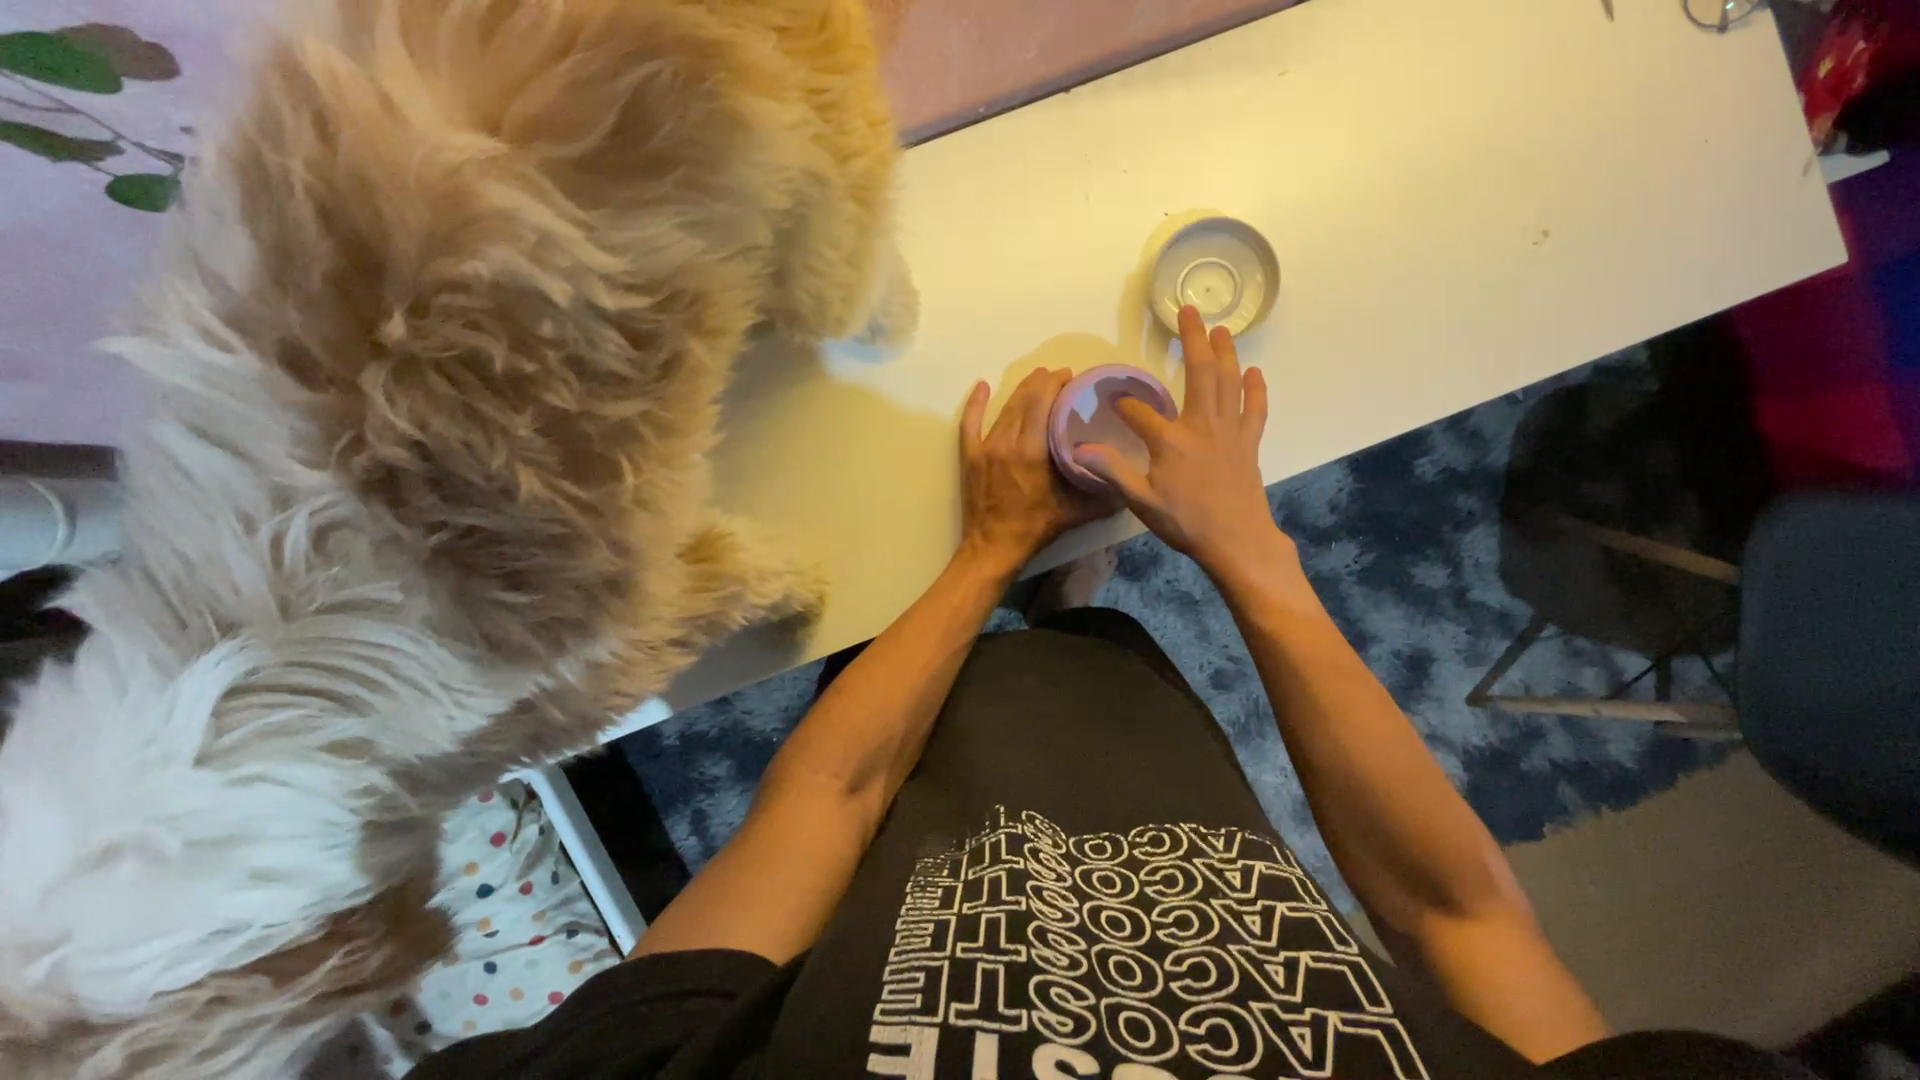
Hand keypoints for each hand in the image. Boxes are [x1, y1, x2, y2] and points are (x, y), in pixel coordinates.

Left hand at [959, 368, 1115, 574]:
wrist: (993, 548)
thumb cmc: (1034, 528)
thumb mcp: (1074, 513)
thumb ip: (1102, 498)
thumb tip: (1128, 485)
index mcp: (1031, 451)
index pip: (1042, 403)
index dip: (1054, 384)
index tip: (1069, 376)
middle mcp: (1007, 443)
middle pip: (1024, 401)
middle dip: (1041, 383)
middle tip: (1058, 377)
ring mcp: (985, 448)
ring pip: (1004, 410)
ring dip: (1020, 391)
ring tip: (1036, 380)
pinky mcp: (970, 457)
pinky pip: (969, 424)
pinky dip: (976, 404)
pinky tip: (982, 386)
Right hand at [1074, 306, 1289, 578]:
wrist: (1237, 541)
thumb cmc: (1186, 522)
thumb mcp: (1141, 501)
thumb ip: (1112, 470)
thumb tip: (1080, 448)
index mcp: (1172, 441)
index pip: (1140, 412)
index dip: (1125, 404)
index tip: (1113, 400)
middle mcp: (1203, 426)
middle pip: (1200, 373)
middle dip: (1193, 339)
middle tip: (1189, 311)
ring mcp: (1230, 432)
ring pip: (1229, 382)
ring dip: (1225, 352)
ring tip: (1221, 328)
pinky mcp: (1249, 443)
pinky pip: (1254, 408)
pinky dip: (1255, 388)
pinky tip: (1253, 372)